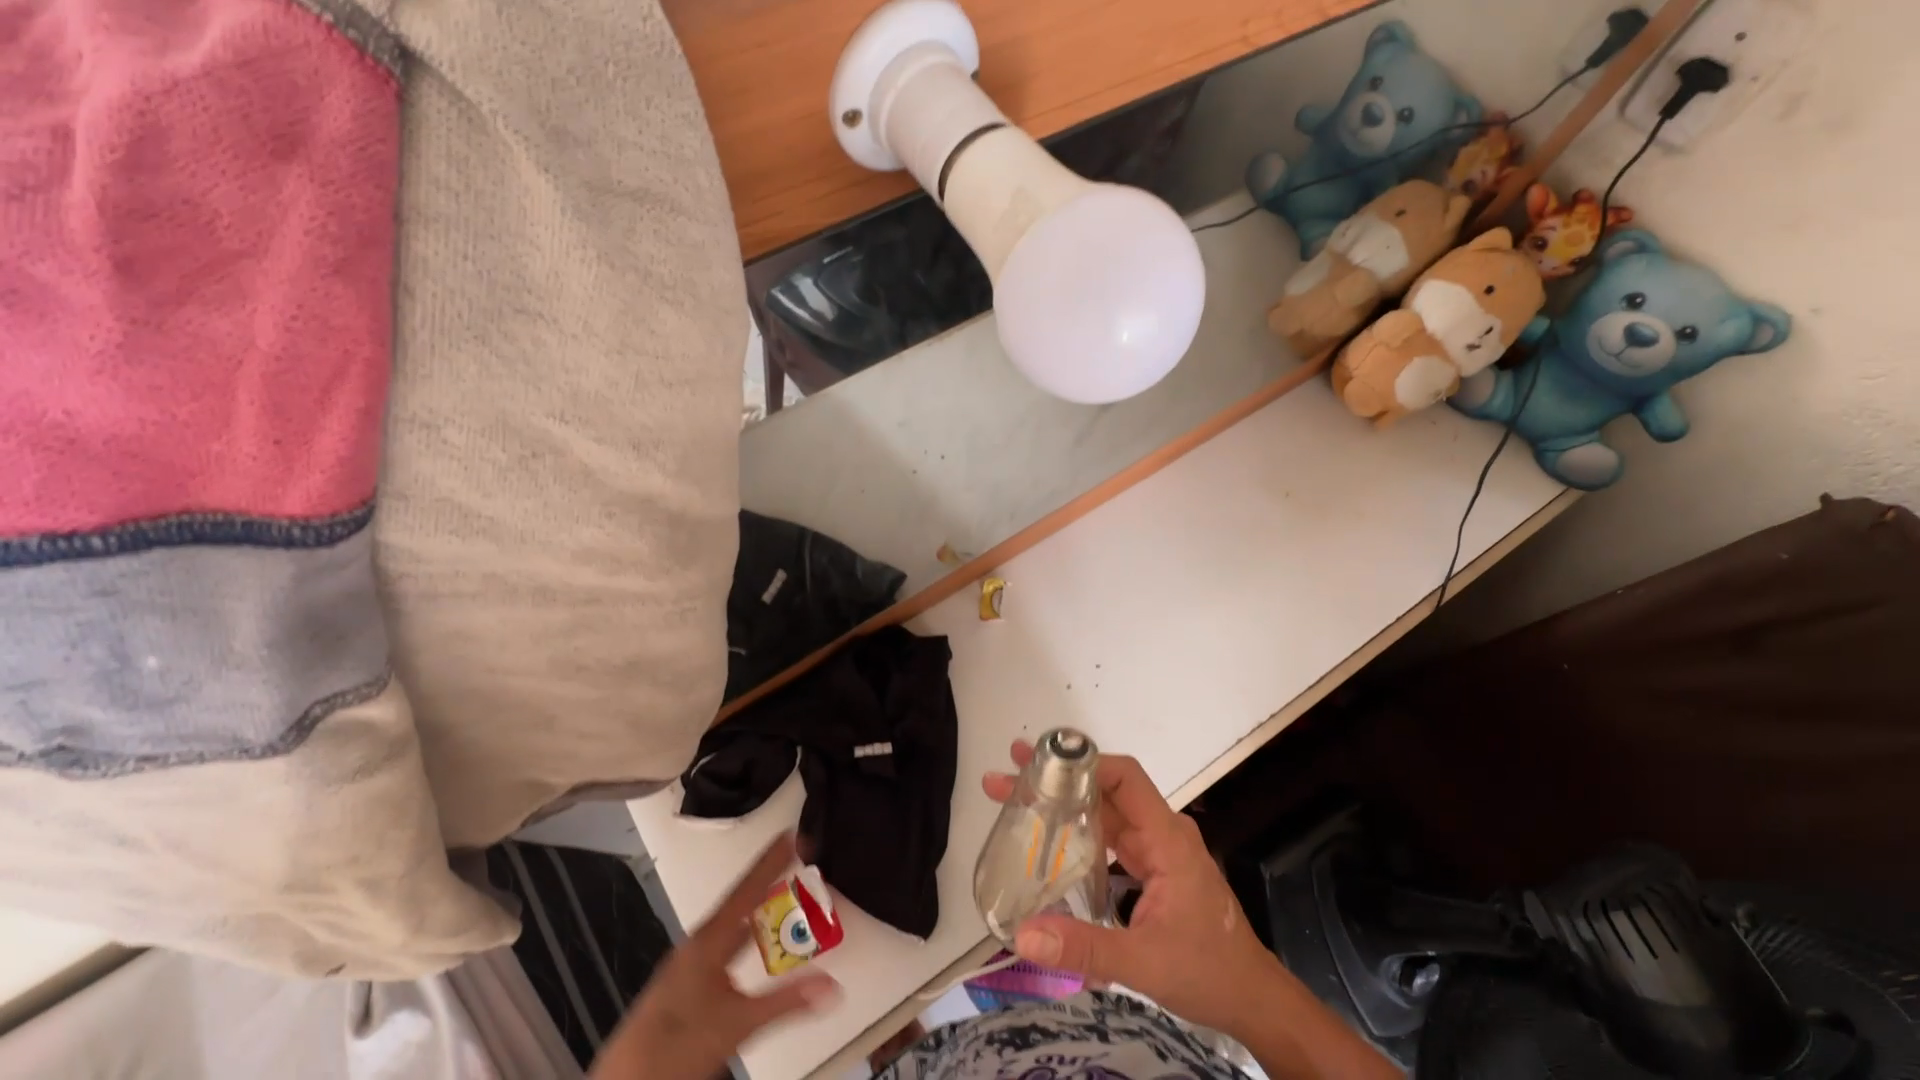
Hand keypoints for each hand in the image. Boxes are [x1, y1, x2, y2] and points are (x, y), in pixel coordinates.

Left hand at [591, 835, 839, 1079]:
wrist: (628, 1079)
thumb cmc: (677, 1044)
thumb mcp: (737, 1024)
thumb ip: (786, 1002)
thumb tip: (832, 985)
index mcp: (707, 942)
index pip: (746, 891)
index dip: (770, 862)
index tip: (793, 834)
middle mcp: (697, 946)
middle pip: (740, 904)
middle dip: (769, 882)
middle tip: (797, 860)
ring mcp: (690, 966)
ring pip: (733, 927)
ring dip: (759, 911)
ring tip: (786, 896)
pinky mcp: (689, 985)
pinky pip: (728, 947)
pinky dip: (749, 938)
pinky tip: (759, 947)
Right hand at [984, 743, 1396, 1078]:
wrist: (1252, 1000)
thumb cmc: (1209, 971)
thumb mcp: (1144, 962)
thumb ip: (1085, 948)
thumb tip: (1023, 935)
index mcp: (1167, 839)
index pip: (1125, 778)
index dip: (1083, 762)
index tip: (1038, 761)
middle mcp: (1162, 834)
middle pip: (1107, 791)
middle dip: (1057, 780)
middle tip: (1007, 773)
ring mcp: (1158, 852)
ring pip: (1106, 814)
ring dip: (1063, 805)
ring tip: (1013, 800)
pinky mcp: (1153, 871)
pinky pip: (1111, 839)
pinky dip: (1077, 833)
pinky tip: (1047, 843)